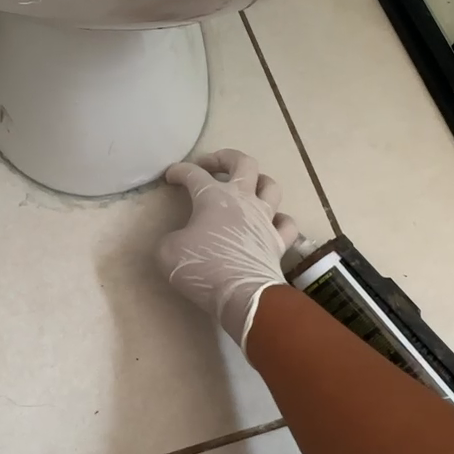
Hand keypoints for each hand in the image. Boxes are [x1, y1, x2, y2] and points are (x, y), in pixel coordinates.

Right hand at [156, 149, 300, 347]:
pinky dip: (279, 219)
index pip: (193, 174)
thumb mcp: (167, 252)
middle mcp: (243, 200)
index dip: (179, 171)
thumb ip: (171, 238)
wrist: (243, 295)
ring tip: (246, 187)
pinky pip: (286, 223)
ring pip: (271, 186)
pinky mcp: (278, 241)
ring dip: (258, 182)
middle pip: (243, 163)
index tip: (170, 176)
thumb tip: (178, 239)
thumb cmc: (203, 267)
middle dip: (225, 158)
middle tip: (211, 165)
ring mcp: (265, 219)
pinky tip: (270, 222)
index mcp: (214, 197)